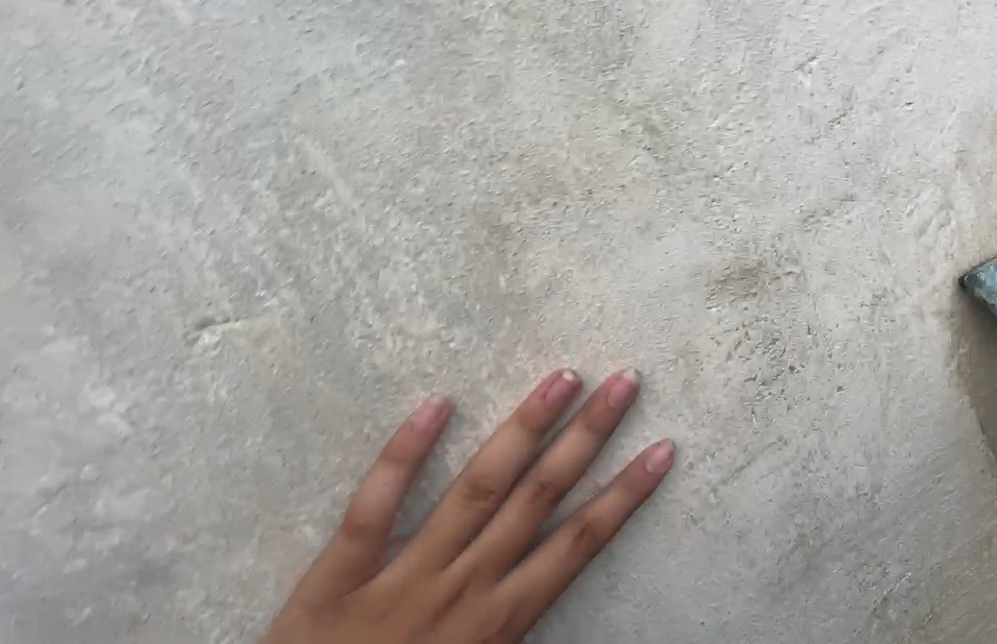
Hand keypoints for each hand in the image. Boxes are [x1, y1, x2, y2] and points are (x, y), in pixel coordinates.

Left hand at [262, 368, 673, 643]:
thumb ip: (513, 635)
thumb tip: (561, 576)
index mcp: (499, 624)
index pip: (579, 543)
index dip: (625, 494)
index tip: (662, 449)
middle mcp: (463, 590)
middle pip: (541, 496)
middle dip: (589, 435)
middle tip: (624, 382)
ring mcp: (401, 580)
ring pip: (478, 488)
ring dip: (527, 428)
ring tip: (564, 377)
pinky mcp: (334, 581)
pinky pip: (373, 510)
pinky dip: (404, 456)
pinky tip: (437, 403)